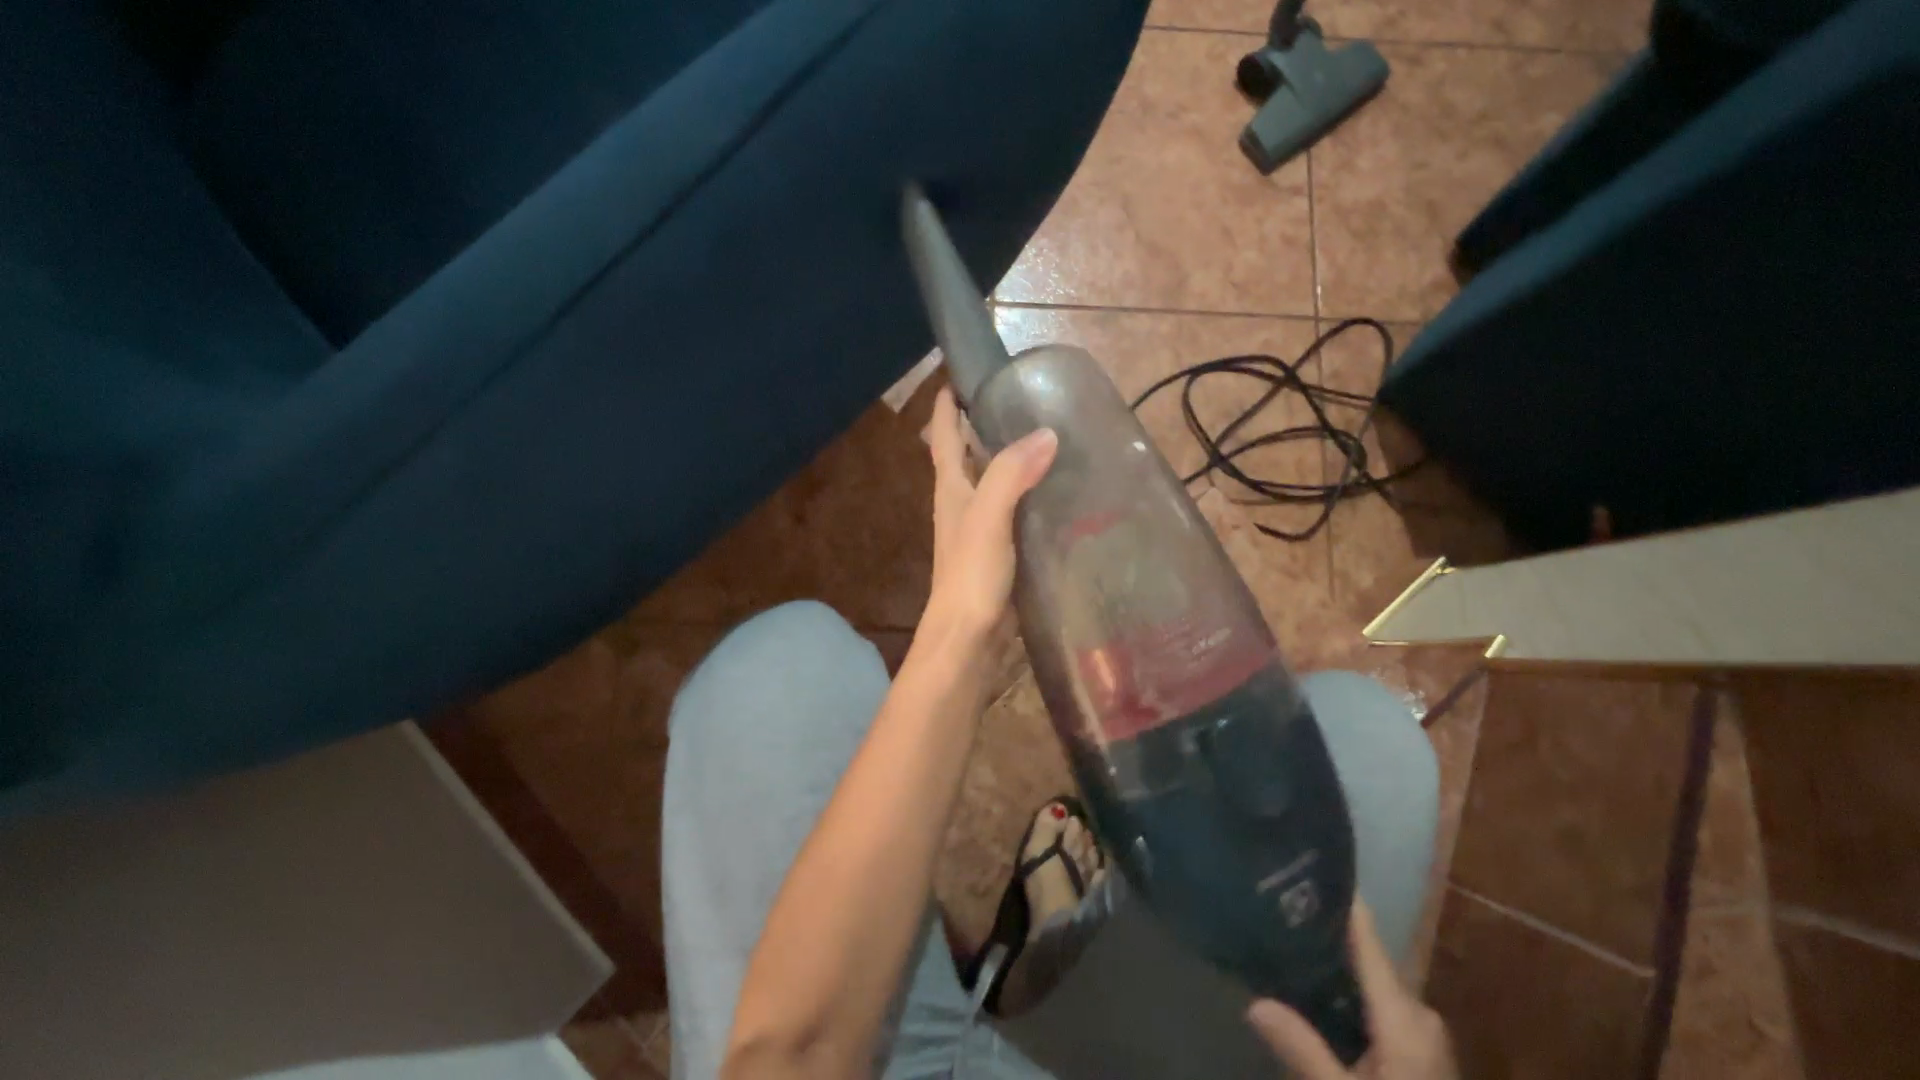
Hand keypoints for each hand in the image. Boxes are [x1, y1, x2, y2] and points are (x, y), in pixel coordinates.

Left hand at [924, 386, 1057, 639]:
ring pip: (996, 483)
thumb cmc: (969, 578)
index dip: (948, 402)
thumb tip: (1045, 433)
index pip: (945, 434)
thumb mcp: (987, 519)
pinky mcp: (1001, 553)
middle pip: (970, 455)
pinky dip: (1033, 495)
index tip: (964, 371)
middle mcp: (962, 504)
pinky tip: (1060, 494)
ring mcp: (981, 530)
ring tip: (1052, 437)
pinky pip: (1017, 512)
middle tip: (1025, 399)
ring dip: (1014, 460)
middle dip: (987, 425)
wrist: (967, 641)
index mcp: (951, 490)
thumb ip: (1011, 475)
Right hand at [1247, 902, 1458, 1079]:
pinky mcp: (1425, 1060)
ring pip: (1374, 991)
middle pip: (1368, 964)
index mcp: (1404, 1017)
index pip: (1367, 943)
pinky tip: (1318, 1007)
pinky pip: (1383, 1013)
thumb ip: (1302, 1050)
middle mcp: (1421, 1016)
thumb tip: (1254, 1001)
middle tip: (1275, 920)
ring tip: (1286, 955)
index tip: (1308, 868)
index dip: (1342, 905)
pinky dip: (1351, 1004)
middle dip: (1324, 943)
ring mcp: (1428, 1039)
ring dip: (1336, 977)